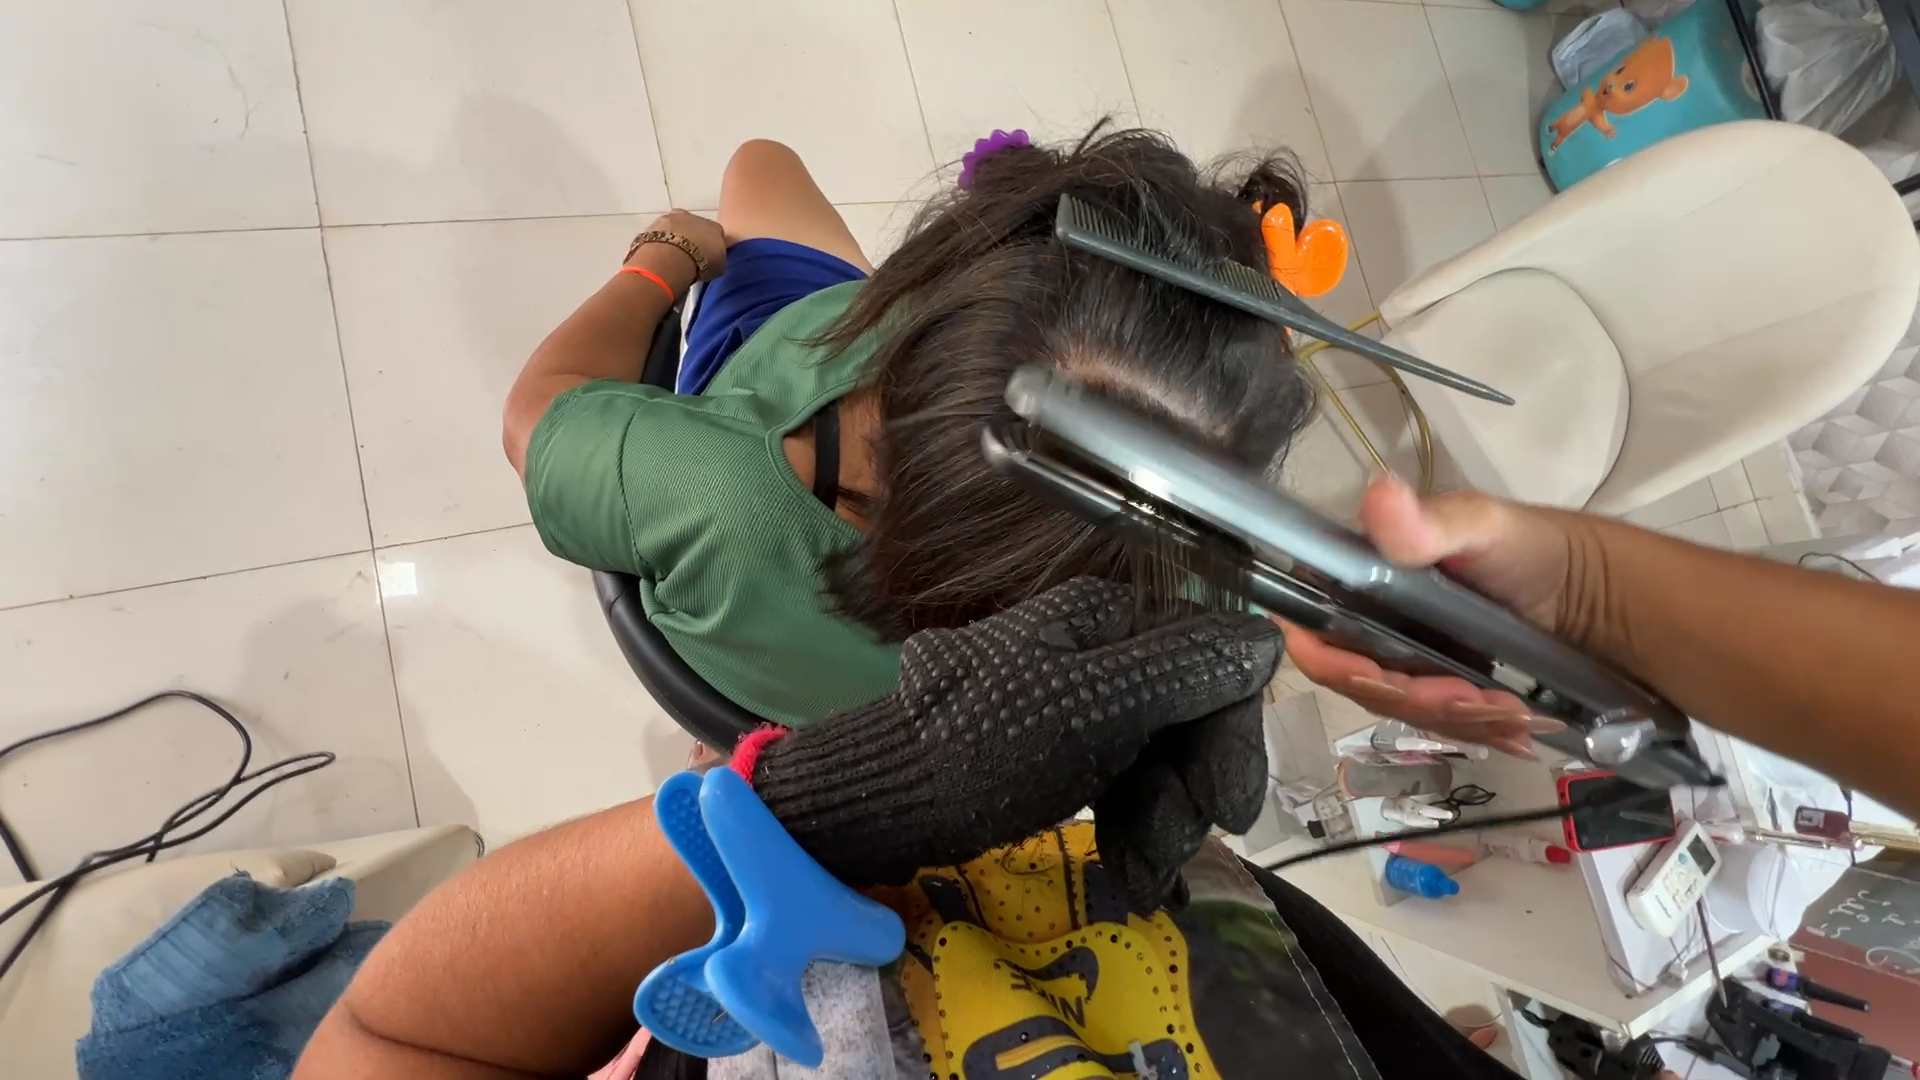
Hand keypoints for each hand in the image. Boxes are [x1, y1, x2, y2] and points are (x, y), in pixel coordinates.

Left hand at [631, 209, 727, 286]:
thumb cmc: (702, 262)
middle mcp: (694, 216)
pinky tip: (661, 254)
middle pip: (695, 225)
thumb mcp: (719, 266)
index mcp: (714, 226)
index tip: (709, 255)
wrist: (672, 257)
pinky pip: (660, 233)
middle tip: (690, 254)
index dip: (713, 244)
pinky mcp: (654, 224)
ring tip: (674, 255)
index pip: (717, 233)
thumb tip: (714, 258)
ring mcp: (672, 217)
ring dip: (675, 236)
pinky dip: (661, 241)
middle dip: (693, 236)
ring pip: (676, 226)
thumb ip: (718, 258)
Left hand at [745, 578, 1281, 912]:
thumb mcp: (1093, 706)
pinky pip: (1119, 776)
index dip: (1230, 730)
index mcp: (1105, 618)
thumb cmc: (989, 744)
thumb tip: (1265, 635)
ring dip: (1161, 822)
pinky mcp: (1059, 740)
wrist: (893, 795)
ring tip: (1139, 878)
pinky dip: (1130, 825)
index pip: (1208, 657)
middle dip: (1188, 790)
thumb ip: (1183, 670)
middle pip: (1185, 712)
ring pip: (1156, 754)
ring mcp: (1075, 694)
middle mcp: (1094, 645)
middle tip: (1172, 853)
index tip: (1229, 807)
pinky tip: (1126, 874)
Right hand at [1284, 473, 1597, 758]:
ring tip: (1512, 708)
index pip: (1310, 632)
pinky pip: (1432, 722)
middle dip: (1411, 698)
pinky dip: (1472, 729)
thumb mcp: (1481, 526)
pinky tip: (1513, 724)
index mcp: (1352, 584)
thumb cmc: (1526, 548)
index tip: (1383, 677)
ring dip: (1450, 718)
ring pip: (1395, 707)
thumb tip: (1379, 495)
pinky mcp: (1432, 686)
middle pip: (1352, 678)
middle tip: (1475, 695)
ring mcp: (1396, 658)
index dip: (1331, 661)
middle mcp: (1362, 623)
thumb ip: (1428, 523)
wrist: (1592, 591)